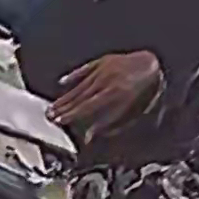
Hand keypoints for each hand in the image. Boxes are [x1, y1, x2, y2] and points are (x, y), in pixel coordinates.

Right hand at [45, 51, 162, 138]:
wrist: (148, 66)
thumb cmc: (136, 92)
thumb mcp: (124, 111)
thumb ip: (104, 124)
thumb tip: (88, 138)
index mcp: (112, 93)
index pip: (86, 106)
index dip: (71, 115)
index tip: (58, 121)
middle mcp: (106, 79)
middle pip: (79, 96)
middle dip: (63, 107)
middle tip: (49, 115)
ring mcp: (104, 68)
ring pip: (80, 85)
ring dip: (64, 97)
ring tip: (51, 107)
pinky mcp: (103, 61)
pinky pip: (85, 68)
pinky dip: (73, 75)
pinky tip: (62, 82)